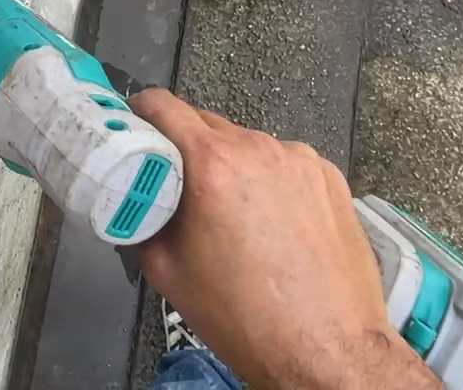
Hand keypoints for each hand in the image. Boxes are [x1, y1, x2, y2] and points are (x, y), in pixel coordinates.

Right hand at [129, 89, 437, 389]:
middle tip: (178, 183)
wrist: (331, 357)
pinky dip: (268, 178)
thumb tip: (131, 198)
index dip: (140, 111)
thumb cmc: (247, 319)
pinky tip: (272, 219)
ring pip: (243, 142)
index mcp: (211, 164)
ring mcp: (299, 160)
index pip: (163, 105)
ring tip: (231, 211)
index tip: (135, 125)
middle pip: (203, 122)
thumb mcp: (165, 270)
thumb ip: (141, 218)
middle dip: (184, 146)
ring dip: (228, 162)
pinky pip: (282, 161)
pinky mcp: (329, 177)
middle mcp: (256, 149)